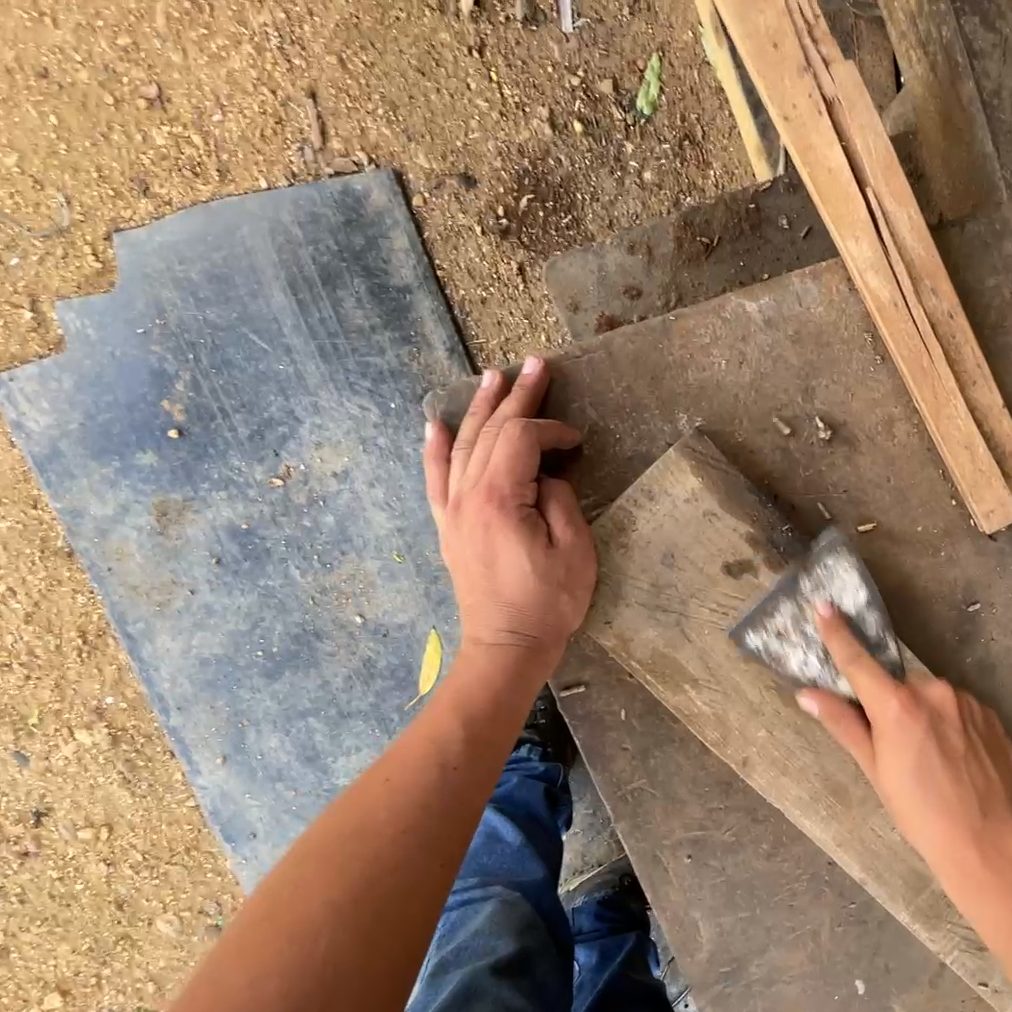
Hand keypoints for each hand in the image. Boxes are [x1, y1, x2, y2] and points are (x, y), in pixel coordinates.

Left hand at [423, 358, 595, 672]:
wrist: (506, 646)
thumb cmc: (549, 603)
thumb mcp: (575, 552)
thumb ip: (561, 502)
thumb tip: (545, 479)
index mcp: (500, 500)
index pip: (521, 440)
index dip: (551, 429)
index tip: (577, 441)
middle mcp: (468, 496)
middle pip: (491, 432)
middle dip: (517, 396)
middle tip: (537, 365)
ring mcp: (452, 510)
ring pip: (463, 445)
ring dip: (481, 408)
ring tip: (495, 377)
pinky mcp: (448, 526)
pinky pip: (435, 478)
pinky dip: (435, 447)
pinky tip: (436, 423)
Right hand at [797, 604, 1011, 888]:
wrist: (990, 843)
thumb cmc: (923, 814)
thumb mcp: (875, 772)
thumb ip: (844, 725)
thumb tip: (808, 694)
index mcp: (897, 706)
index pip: (858, 660)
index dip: (837, 632)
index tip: (824, 605)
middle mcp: (934, 692)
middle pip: (900, 686)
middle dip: (894, 707)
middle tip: (898, 749)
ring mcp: (968, 701)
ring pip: (933, 698)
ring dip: (926, 718)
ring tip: (935, 763)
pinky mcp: (993, 714)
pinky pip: (961, 711)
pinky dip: (953, 728)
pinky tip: (958, 762)